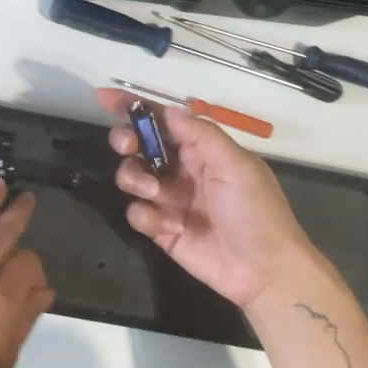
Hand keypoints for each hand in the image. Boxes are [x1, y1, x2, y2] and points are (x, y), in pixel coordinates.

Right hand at [99, 87, 319, 307]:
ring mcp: (169, 199)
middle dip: (127, 141)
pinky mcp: (160, 229)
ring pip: (131, 176)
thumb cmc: (256, 211)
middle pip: (139, 145)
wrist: (263, 270)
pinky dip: (144, 215)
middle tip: (128, 147)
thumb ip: (200, 134)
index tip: (104, 97)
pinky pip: (136, 212)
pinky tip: (166, 226)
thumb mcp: (236, 164)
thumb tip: (167, 109)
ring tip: (154, 194)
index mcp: (202, 149)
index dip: (134, 106)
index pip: (163, 120)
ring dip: (135, 179)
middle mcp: (182, 169)